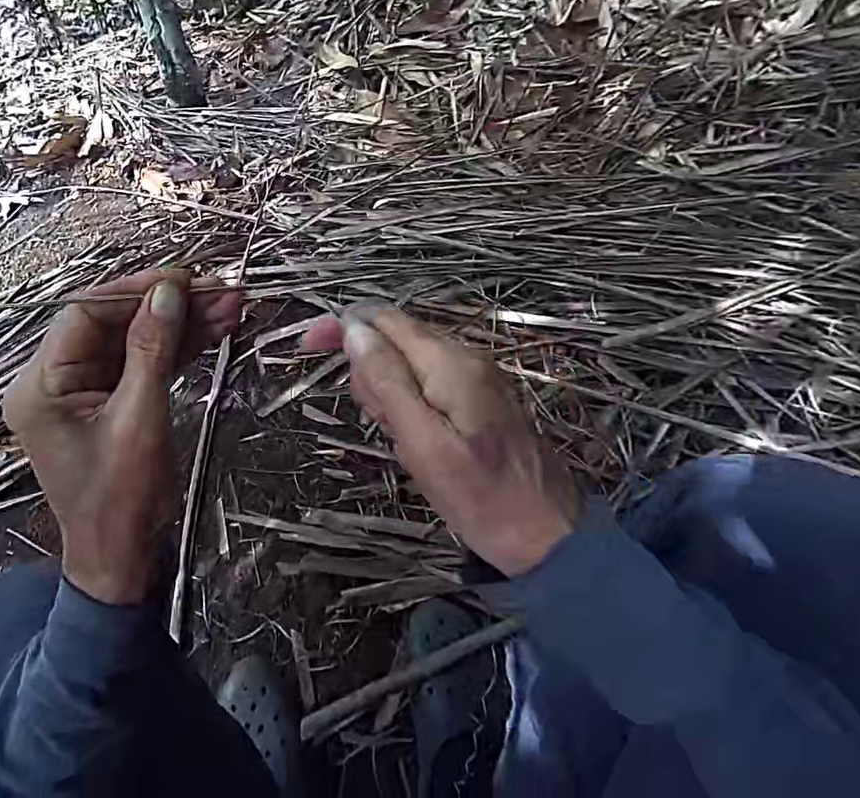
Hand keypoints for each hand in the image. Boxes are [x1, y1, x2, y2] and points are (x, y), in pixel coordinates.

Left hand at [4, 269, 242, 603]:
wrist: (122, 557)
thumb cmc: (120, 500)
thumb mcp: (139, 420)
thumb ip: (152, 351)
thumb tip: (168, 292)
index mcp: (41, 385)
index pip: (84, 313)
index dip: (134, 290)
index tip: (181, 280)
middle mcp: (56, 379)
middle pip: (114, 322)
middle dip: (167, 305)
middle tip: (217, 290)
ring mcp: (85, 388)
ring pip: (135, 338)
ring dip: (181, 322)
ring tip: (229, 305)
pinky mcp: (111, 397)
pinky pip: (144, 360)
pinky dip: (178, 346)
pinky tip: (214, 328)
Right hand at [303, 305, 579, 575]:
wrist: (551, 539)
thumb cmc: (482, 498)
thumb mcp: (423, 443)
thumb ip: (387, 382)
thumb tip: (355, 331)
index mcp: (449, 362)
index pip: (383, 319)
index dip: (342, 327)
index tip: (308, 348)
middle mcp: (464, 357)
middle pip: (392, 340)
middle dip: (369, 374)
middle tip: (381, 424)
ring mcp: (474, 377)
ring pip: (405, 365)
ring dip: (387, 396)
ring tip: (405, 441)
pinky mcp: (477, 399)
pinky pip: (425, 386)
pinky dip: (408, 407)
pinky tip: (418, 441)